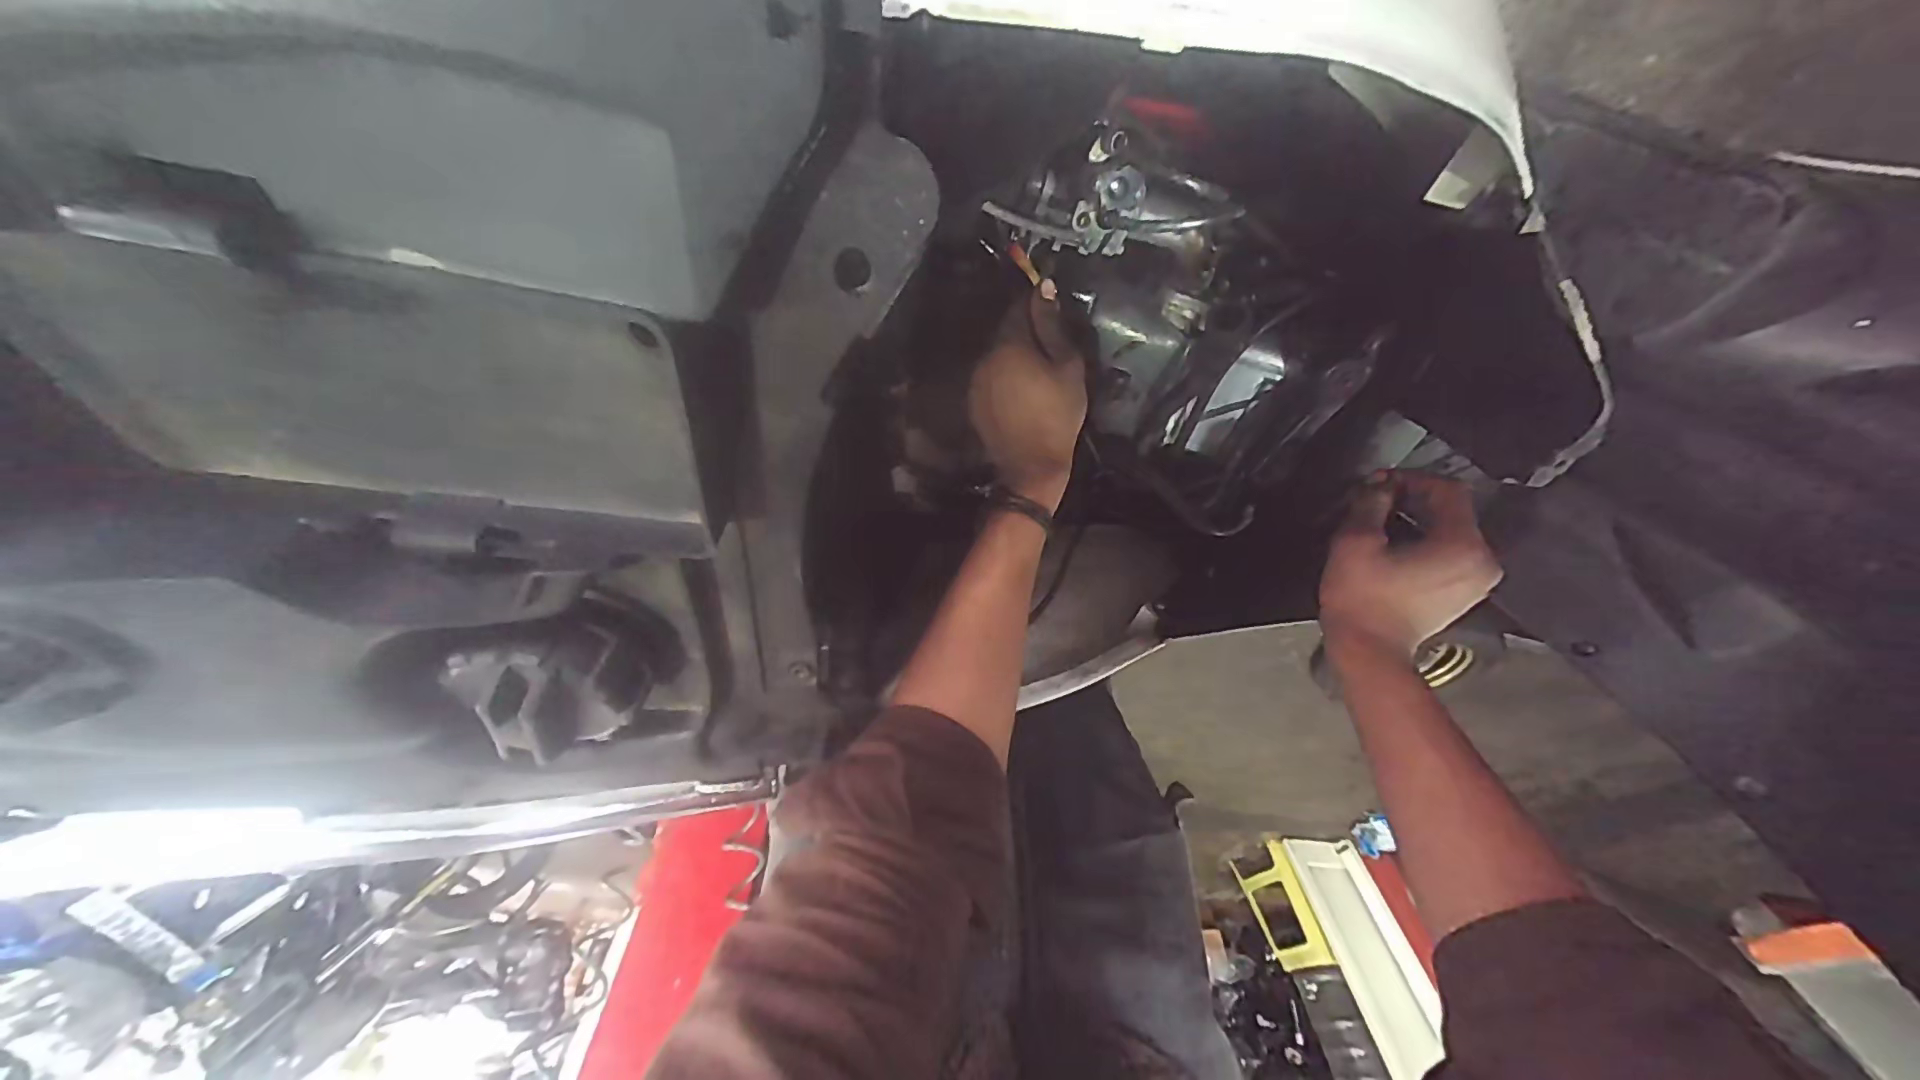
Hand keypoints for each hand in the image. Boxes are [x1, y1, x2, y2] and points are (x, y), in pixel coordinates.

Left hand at [968, 288, 1087, 510]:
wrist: (1030, 465)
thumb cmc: (1057, 415)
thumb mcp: (1067, 368)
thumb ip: (1052, 327)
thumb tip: (1042, 288)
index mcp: (1009, 344)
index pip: (1018, 308)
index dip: (1035, 305)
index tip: (1051, 311)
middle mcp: (985, 357)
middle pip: (1005, 332)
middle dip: (1024, 332)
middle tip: (1049, 345)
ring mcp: (976, 380)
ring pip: (996, 355)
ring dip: (1013, 355)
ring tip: (1037, 370)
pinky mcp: (974, 400)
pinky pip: (990, 376)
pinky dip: (1004, 375)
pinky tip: (1021, 390)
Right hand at [1318, 471, 1502, 660]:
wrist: (1369, 650)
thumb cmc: (1361, 597)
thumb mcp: (1355, 542)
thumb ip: (1371, 504)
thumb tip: (1379, 484)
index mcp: (1463, 544)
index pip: (1448, 491)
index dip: (1412, 478)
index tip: (1379, 482)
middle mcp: (1483, 560)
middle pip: (1453, 511)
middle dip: (1413, 499)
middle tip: (1376, 500)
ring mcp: (1478, 580)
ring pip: (1451, 532)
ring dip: (1418, 520)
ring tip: (1381, 523)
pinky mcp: (1465, 594)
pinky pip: (1450, 553)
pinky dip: (1425, 542)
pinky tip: (1395, 547)